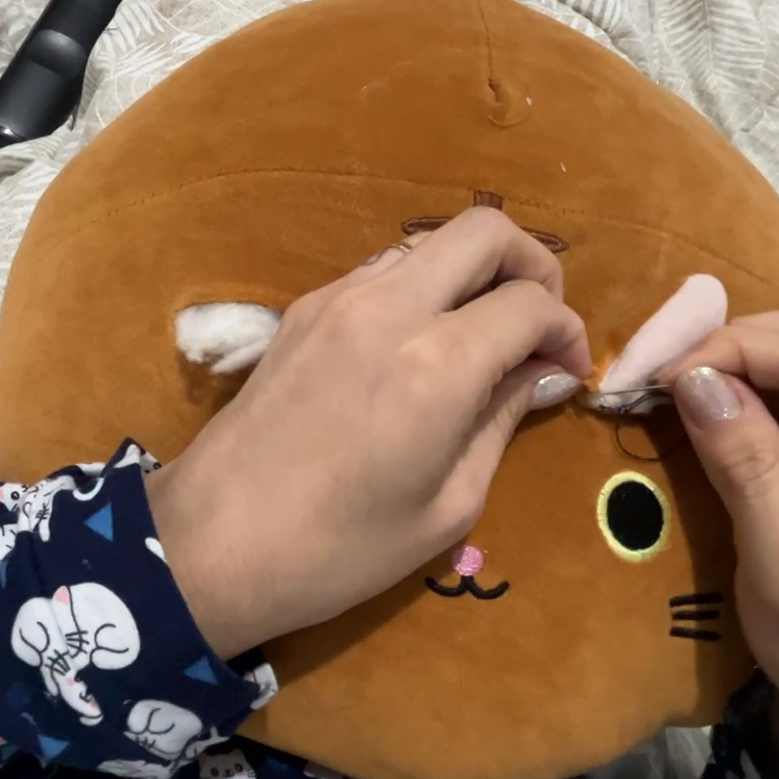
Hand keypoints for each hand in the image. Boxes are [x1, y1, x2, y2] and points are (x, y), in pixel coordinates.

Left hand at [146, 208, 593, 660]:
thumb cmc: (338, 547)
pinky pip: (382, 271)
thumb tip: (542, 370)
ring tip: (479, 336)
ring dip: (469, 273)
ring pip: (428, 244)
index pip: (530, 302)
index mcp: (436, 362)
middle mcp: (388, 307)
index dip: (567, 329)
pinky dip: (420, 288)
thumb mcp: (448, 504)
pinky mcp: (302, 308)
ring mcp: (336, 298)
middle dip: (530, 263)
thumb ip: (502, 418)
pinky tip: (418, 344)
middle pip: (482, 230)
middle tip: (536, 325)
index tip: (566, 369)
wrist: (212, 541)